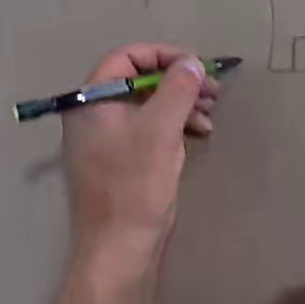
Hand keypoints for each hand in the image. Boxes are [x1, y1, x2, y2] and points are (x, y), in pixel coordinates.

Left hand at [60, 44, 220, 261]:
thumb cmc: (136, 184)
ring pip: (148, 106)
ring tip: (210, 115)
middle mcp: (94, 114)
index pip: (125, 58)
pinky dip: (174, 126)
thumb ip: (177, 89)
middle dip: (177, 82)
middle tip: (212, 91)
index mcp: (92, 101)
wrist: (121, 248)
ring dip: (181, 104)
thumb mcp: (161, 130)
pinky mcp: (122, 160)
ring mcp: (107, 139)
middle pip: (139, 81)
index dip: (162, 55)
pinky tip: (200, 133)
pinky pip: (149, 129)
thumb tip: (192, 62)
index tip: (195, 65)